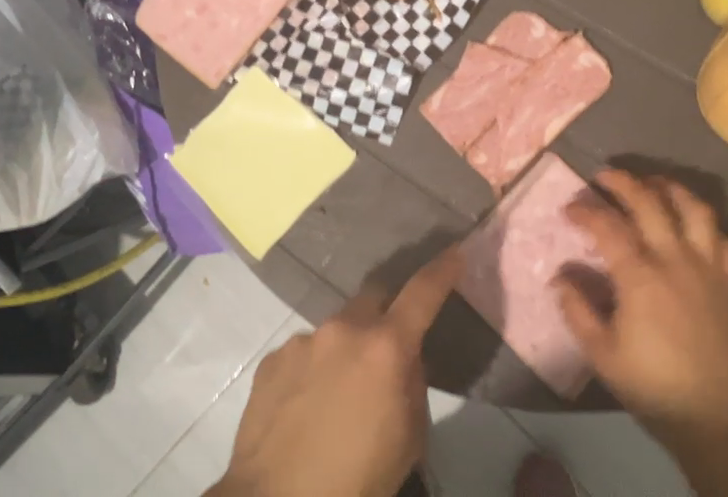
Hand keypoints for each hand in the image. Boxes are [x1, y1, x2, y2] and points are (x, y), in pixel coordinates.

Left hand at [210, 248, 461, 496]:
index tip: (456, 253)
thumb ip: (412, 382)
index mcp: (386, 347)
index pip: (423, 292)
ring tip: (338, 395)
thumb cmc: (359, 476)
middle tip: (386, 350)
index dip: (443, 269)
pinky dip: (313, 371)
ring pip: (336, 330)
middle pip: (373, 297)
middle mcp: (343, 330)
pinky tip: (306, 407)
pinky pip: (303, 354)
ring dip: (345, 349)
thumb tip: (404, 359)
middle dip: (385, 315)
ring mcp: (303, 342)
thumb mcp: (409, 436)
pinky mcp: (271, 361)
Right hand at [557, 170, 727, 439]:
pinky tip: (693, 226)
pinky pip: (724, 239)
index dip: (586, 211)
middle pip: (650, 202)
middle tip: (604, 175)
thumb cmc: (650, 384)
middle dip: (623, 182)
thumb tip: (561, 277)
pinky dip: (707, 225)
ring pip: (695, 209)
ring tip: (654, 183)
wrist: (711, 413)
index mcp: (640, 276)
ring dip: (671, 189)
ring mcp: (708, 268)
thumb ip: (577, 310)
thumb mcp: (600, 353)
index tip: (569, 208)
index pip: (608, 227)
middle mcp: (675, 260)